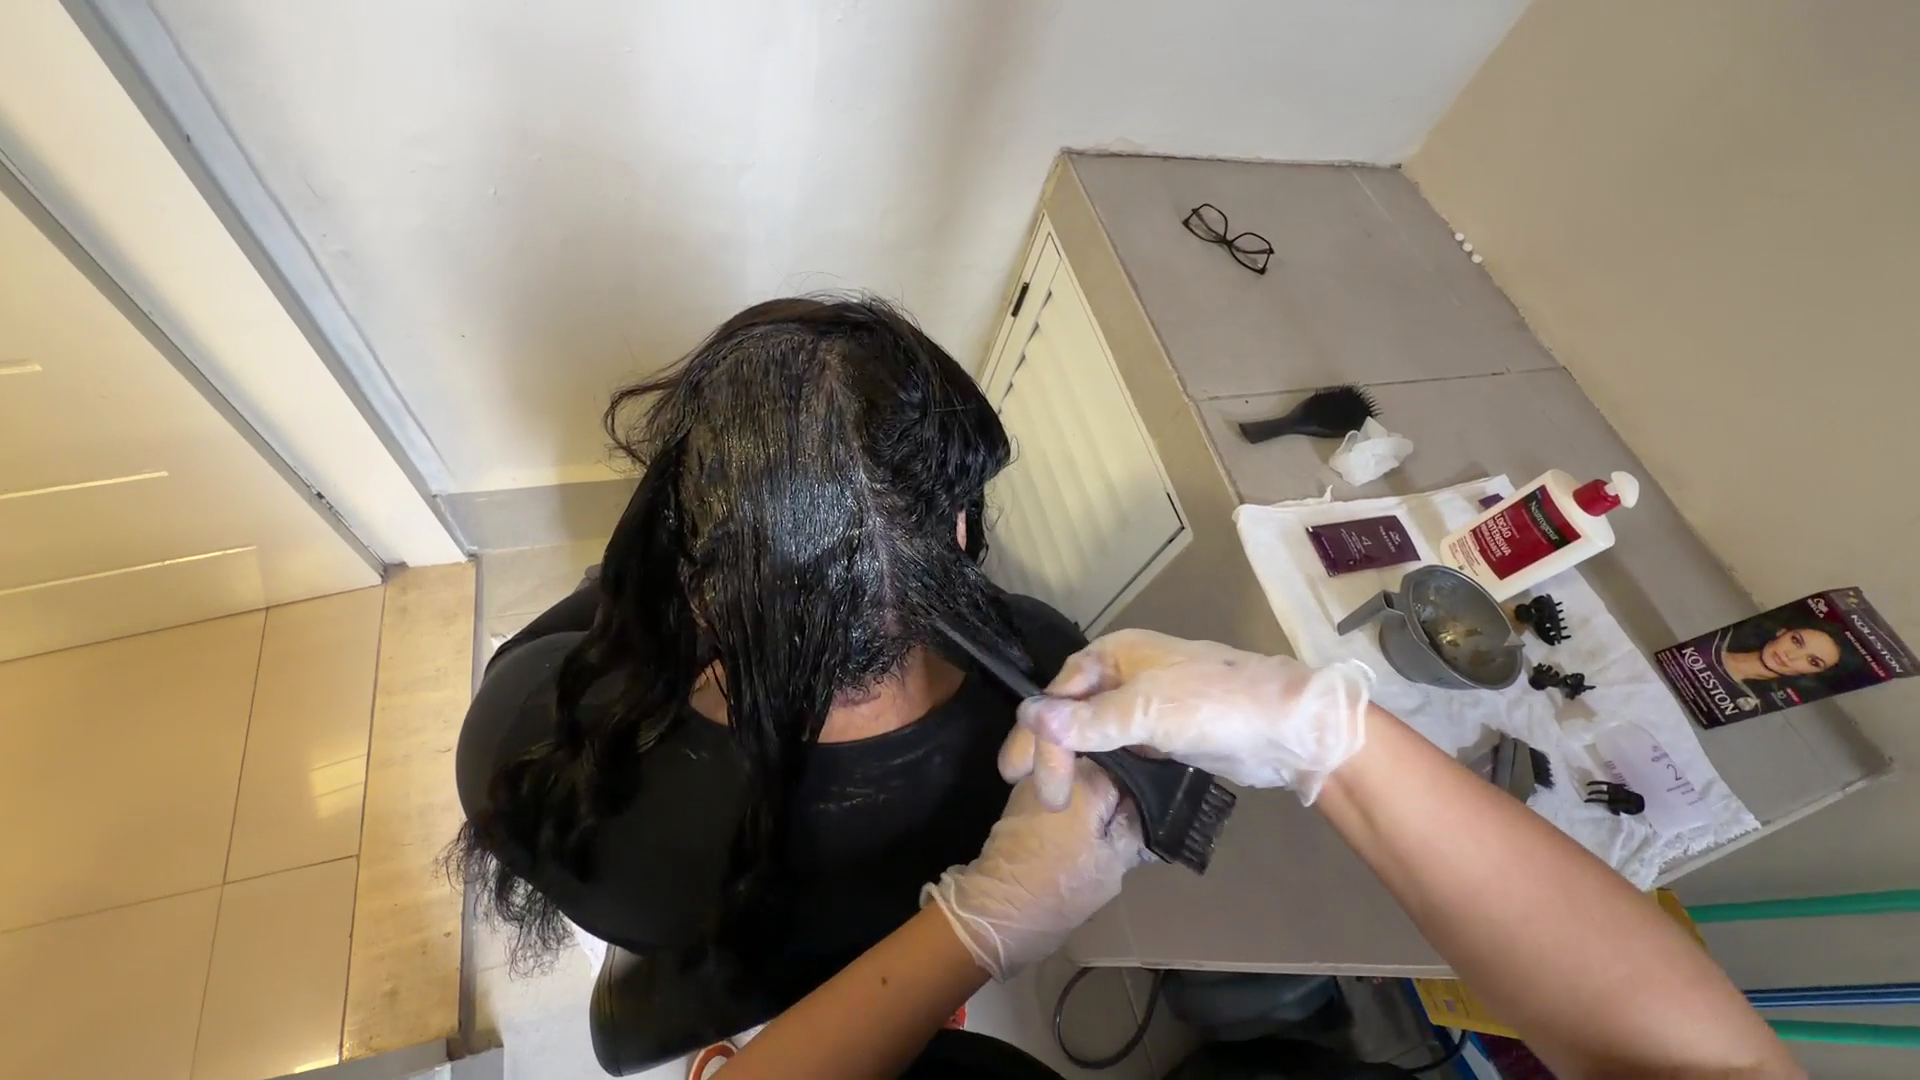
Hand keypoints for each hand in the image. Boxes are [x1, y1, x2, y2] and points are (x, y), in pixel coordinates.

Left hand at [923, 760, 1145, 979]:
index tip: (1149, 810)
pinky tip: (1079, 832)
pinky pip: (1058, 792)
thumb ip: (1134, 829)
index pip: (1130, 768)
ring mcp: (1034, 780)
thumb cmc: (1060, 890)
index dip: (1143, 788)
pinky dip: (1070, 807)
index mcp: (1086, 779)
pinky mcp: (1020, 799)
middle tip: (1129, 824)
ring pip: (1077, 780)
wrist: (998, 910)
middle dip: (1116, 793)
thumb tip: (1148, 807)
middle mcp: (1057, 768)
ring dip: (1092, 800)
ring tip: (1105, 830)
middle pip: (1101, 769)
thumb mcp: (1112, 866)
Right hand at [1002, 629, 1373, 804]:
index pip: (1060, 694)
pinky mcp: (1162, 732)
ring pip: (1093, 731)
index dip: (1039, 734)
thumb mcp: (1145, 712)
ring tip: (1051, 794)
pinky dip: (1099, 766)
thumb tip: (1026, 715)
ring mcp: (1144, 703)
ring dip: (1071, 759)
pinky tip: (1087, 788)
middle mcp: (1123, 674)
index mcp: (1114, 655)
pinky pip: (1117, 748)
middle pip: (1072, 711)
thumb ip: (1086, 721)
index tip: (1022, 776)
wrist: (1286, 726)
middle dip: (1048, 748)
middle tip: (1025, 788)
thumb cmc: (1212, 705)